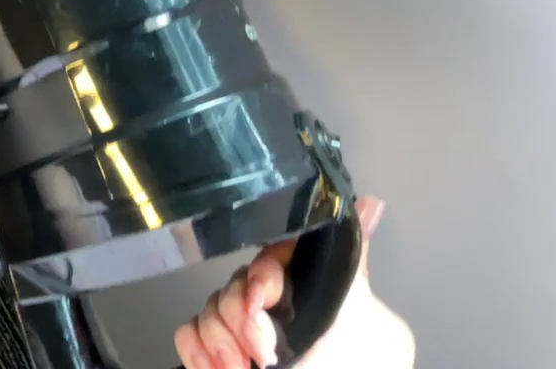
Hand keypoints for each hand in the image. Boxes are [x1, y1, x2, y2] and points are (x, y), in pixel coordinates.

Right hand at [175, 197, 412, 368]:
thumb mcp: (365, 327)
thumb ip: (354, 267)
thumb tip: (368, 203)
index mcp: (315, 299)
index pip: (272, 257)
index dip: (263, 275)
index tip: (268, 301)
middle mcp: (278, 315)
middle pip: (234, 282)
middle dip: (241, 316)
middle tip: (262, 352)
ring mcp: (244, 339)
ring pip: (208, 308)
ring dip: (220, 340)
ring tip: (241, 368)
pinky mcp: (217, 361)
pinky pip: (187, 334)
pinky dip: (197, 351)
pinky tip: (216, 368)